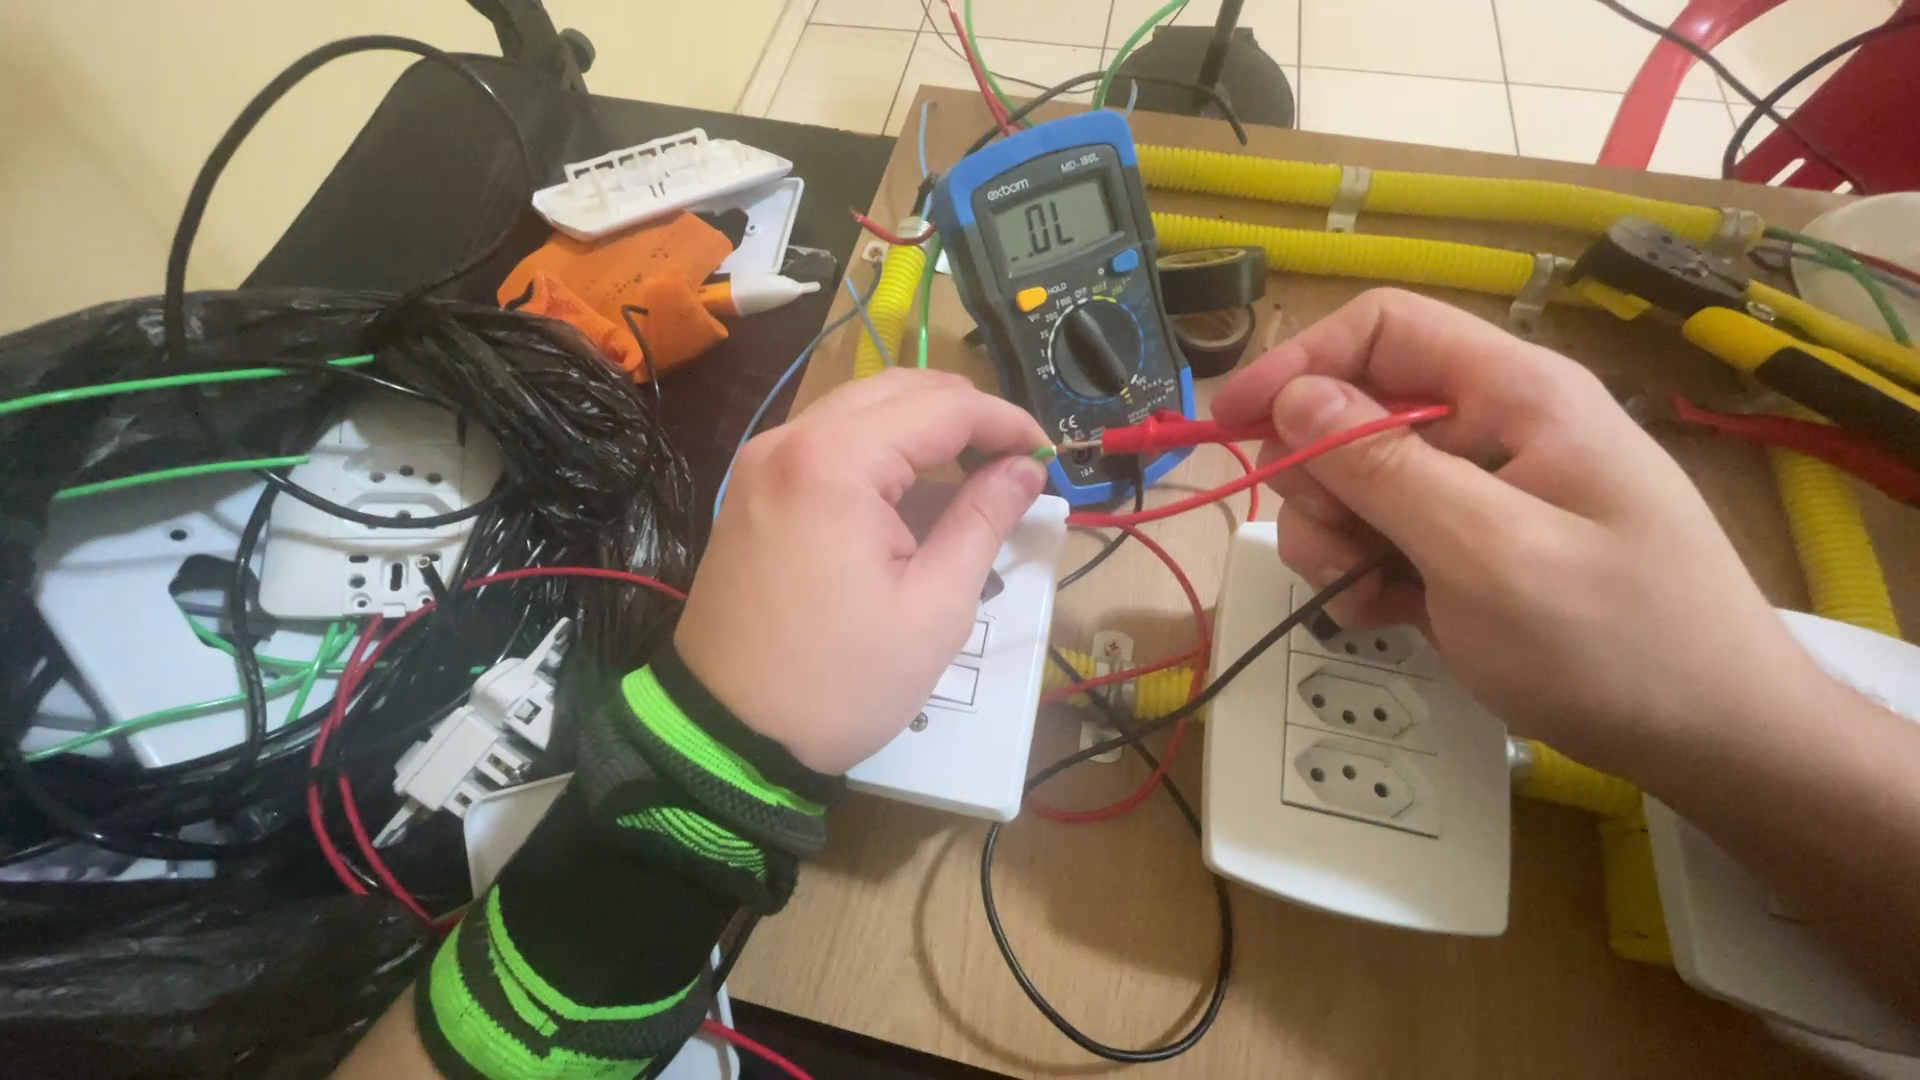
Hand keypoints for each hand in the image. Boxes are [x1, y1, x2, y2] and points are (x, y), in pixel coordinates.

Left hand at [675, 369, 1049, 774]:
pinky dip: (880, 455)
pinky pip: (829, 446)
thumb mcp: (935, 606)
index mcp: (834, 461)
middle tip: (1014, 463)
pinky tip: (913, 497)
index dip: (1005, 421)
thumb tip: (1025, 470)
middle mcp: (789, 440)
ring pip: (861, 412)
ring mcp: (762, 463)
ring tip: (973, 477)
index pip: (941, 408)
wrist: (729, 734)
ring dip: (923, 432)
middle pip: (897, 391)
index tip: (1046, 456)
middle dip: (966, 416)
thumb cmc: (840, 680)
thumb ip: (984, 519)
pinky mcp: (754, 490)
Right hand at [1211, 289, 1830, 777]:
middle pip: (1345, 410)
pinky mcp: (1444, 540)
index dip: (1298, 362)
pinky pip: (1359, 534)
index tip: (1232, 419)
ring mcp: (1460, 487)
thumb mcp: (1490, 553)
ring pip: (1339, 481)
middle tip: (1339, 538)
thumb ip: (1387, 468)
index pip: (1381, 328)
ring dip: (1331, 536)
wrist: (1700, 740)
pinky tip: (1392, 610)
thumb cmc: (1616, 643)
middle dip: (1317, 477)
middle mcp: (1479, 425)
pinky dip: (1354, 573)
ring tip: (1373, 589)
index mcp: (1511, 392)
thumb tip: (1292, 397)